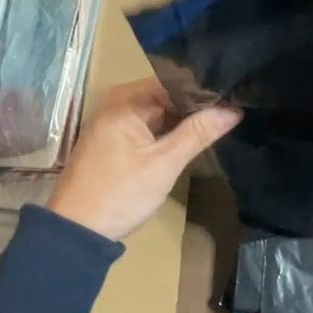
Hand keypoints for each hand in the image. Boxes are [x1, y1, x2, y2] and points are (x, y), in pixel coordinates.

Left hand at [47, 79, 240, 240]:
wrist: (77, 230)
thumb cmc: (120, 193)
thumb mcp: (163, 164)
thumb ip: (198, 133)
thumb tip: (233, 110)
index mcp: (126, 99)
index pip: (174, 82)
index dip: (204, 90)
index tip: (234, 94)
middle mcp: (118, 101)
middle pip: (167, 95)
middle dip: (197, 105)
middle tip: (234, 108)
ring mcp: (115, 120)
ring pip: (160, 112)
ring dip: (185, 119)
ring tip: (223, 118)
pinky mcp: (116, 138)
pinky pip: (149, 125)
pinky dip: (169, 131)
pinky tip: (194, 136)